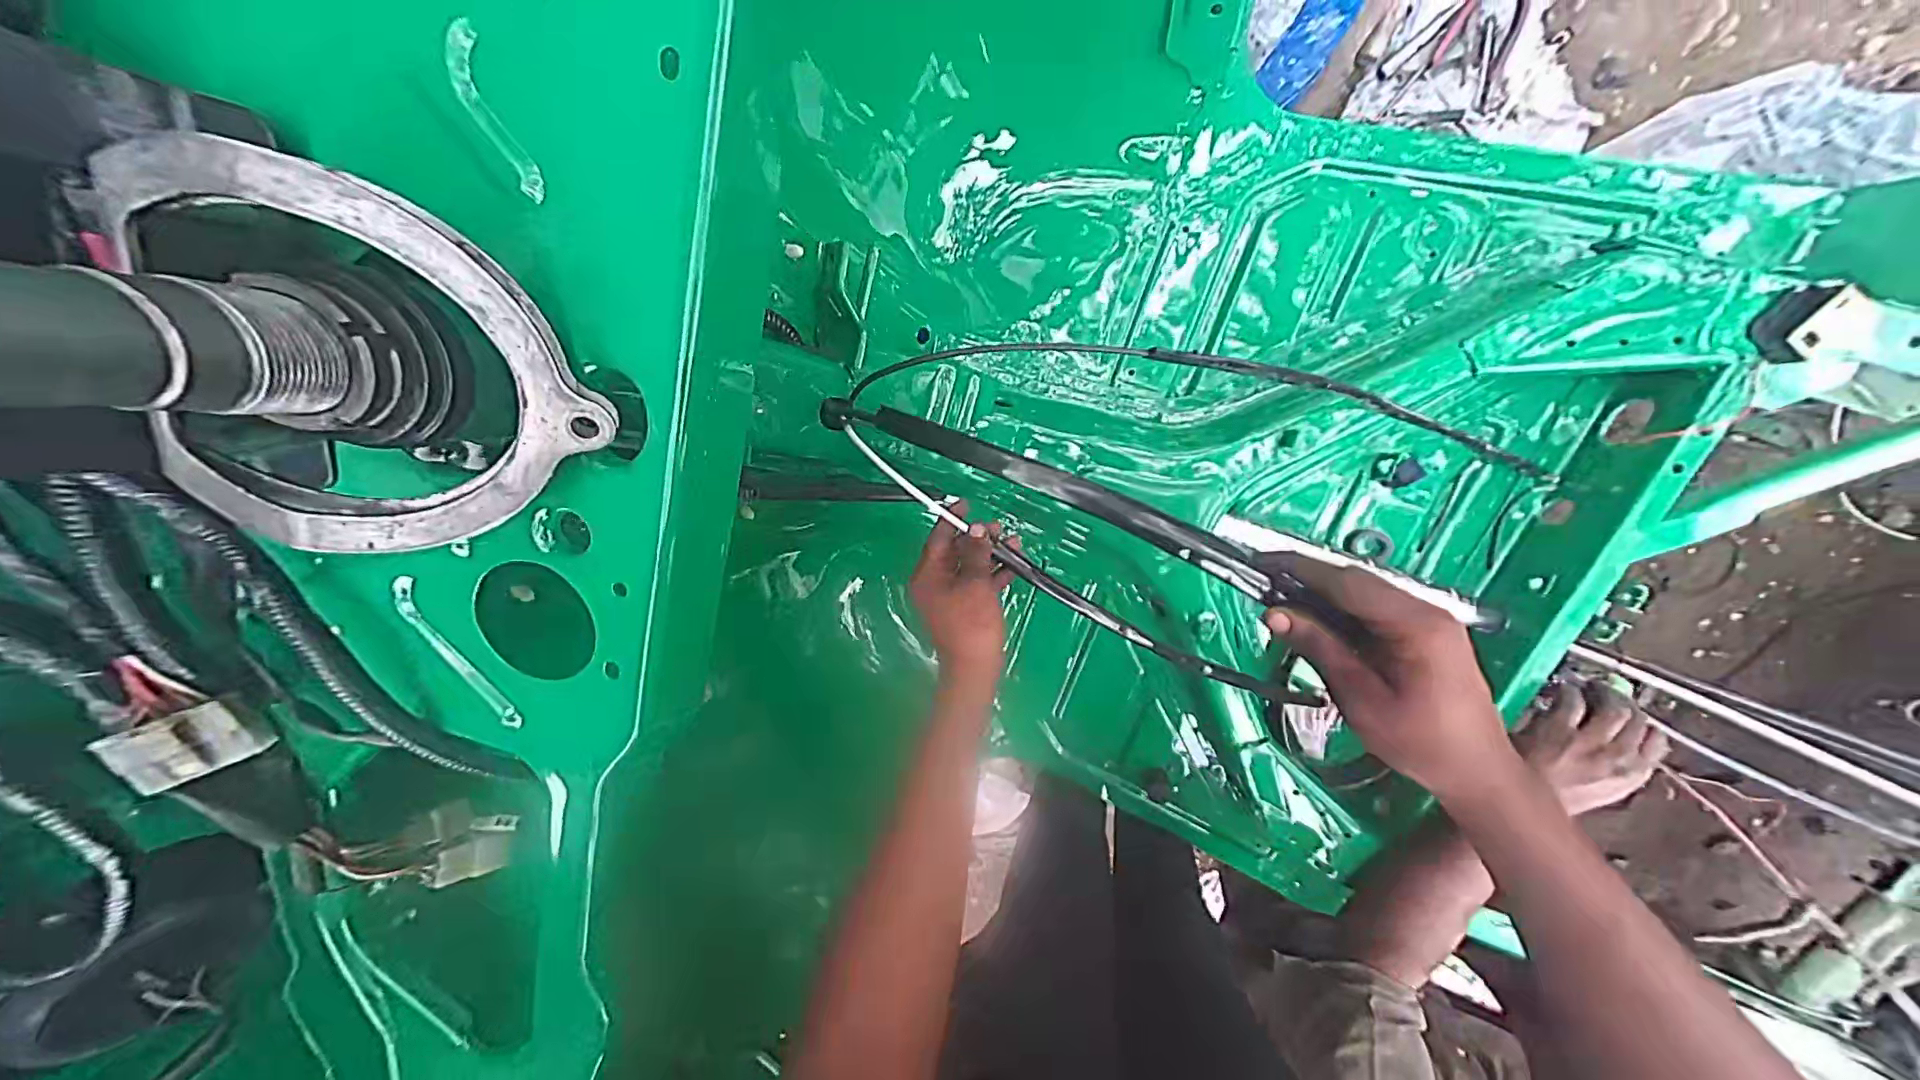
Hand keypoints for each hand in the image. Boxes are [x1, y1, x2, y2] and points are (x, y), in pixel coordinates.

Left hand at [910, 500, 1016, 685]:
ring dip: (990, 553)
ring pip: (970, 565)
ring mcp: (951, 595)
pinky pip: (979, 580)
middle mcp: (935, 583)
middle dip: (978, 538)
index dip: (952, 520)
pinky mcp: (966, 605)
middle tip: (998, 527)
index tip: (965, 504)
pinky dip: (994, 571)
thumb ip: (977, 554)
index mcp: (928, 576)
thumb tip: (978, 530)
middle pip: (956, 550)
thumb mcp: (975, 583)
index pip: (938, 539)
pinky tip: (1013, 563)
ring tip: (1011, 542)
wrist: (975, 666)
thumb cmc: (971, 624)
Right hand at [1261, 554, 1514, 799]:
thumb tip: (1276, 615)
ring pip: (1363, 589)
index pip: (1348, 582)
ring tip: (1282, 597)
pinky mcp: (1424, 629)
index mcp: (1417, 625)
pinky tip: (1316, 614)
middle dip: (1307, 576)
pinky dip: (1340, 604)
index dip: (1301, 570)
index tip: (1264, 564)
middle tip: (1264, 580)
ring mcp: (1429, 618)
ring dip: (1322, 590)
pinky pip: (1373, 605)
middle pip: (1356, 579)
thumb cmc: (1423, 743)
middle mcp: (1427, 611)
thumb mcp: (1361, 699)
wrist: (1477, 771)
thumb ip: (1320, 650)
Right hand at [1517, 680, 1669, 815]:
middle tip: (1597, 689)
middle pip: (1615, 709)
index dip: (1571, 688)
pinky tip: (1644, 731)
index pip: (1573, 698)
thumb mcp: (1514, 739)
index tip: (1565, 686)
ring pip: (1640, 726)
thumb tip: (1549, 701)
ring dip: (1632, 711)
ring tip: (1621, 706)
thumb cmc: (1518, 774)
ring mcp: (1618, 764)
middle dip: (1607, 693)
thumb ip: (1533, 717)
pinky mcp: (1631, 779)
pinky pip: (1653, 752)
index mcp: (1557, 733)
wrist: (1535, 814)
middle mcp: (1593, 746)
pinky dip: (1652, 737)